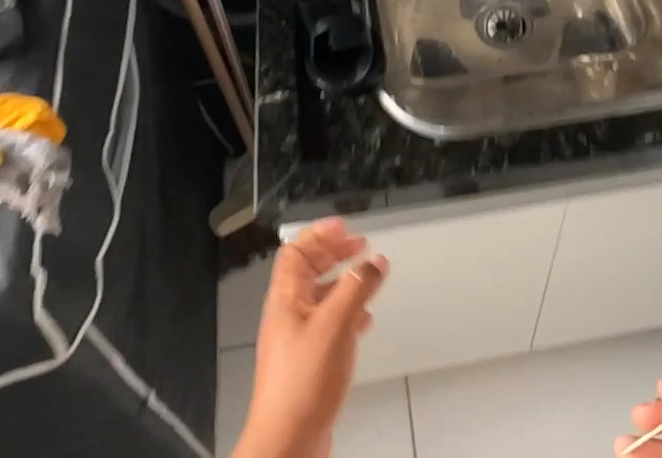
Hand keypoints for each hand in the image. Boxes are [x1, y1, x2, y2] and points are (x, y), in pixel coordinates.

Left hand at [232, 218, 388, 457]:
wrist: (288, 441)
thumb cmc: (305, 379)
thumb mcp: (335, 325)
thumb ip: (356, 289)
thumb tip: (375, 260)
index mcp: (285, 298)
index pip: (296, 252)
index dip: (319, 234)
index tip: (346, 226)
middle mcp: (288, 314)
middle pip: (308, 271)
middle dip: (334, 254)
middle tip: (361, 246)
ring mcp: (297, 339)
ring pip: (321, 297)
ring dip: (345, 282)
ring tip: (370, 278)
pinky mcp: (309, 362)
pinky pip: (329, 324)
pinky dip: (349, 313)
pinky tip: (365, 320)